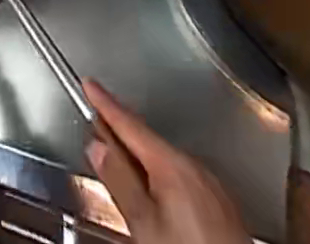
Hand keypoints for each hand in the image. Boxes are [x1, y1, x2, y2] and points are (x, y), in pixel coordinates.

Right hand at [84, 79, 250, 243]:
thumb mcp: (144, 223)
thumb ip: (120, 181)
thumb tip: (98, 146)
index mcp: (172, 165)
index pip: (130, 124)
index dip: (105, 103)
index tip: (90, 85)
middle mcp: (194, 167)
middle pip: (148, 138)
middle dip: (121, 128)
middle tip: (97, 118)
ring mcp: (210, 185)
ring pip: (165, 157)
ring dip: (139, 152)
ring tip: (118, 158)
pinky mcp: (218, 203)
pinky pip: (181, 174)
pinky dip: (160, 170)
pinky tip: (152, 186)